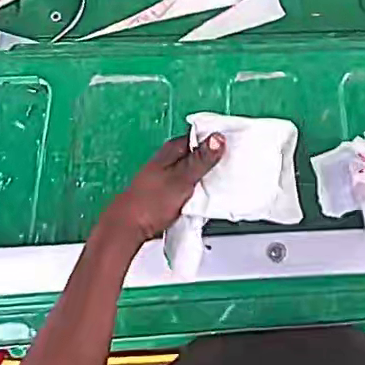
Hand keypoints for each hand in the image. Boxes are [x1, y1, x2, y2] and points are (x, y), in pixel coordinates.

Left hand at [97, 134, 225, 243]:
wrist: (129, 227)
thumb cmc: (151, 202)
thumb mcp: (182, 178)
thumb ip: (201, 159)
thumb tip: (218, 138)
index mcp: (173, 150)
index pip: (200, 136)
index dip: (217, 140)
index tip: (235, 146)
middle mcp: (171, 159)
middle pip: (199, 154)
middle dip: (215, 160)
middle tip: (233, 166)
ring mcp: (170, 176)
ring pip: (196, 171)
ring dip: (208, 177)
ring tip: (224, 182)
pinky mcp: (170, 191)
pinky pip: (191, 185)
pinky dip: (200, 189)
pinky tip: (208, 196)